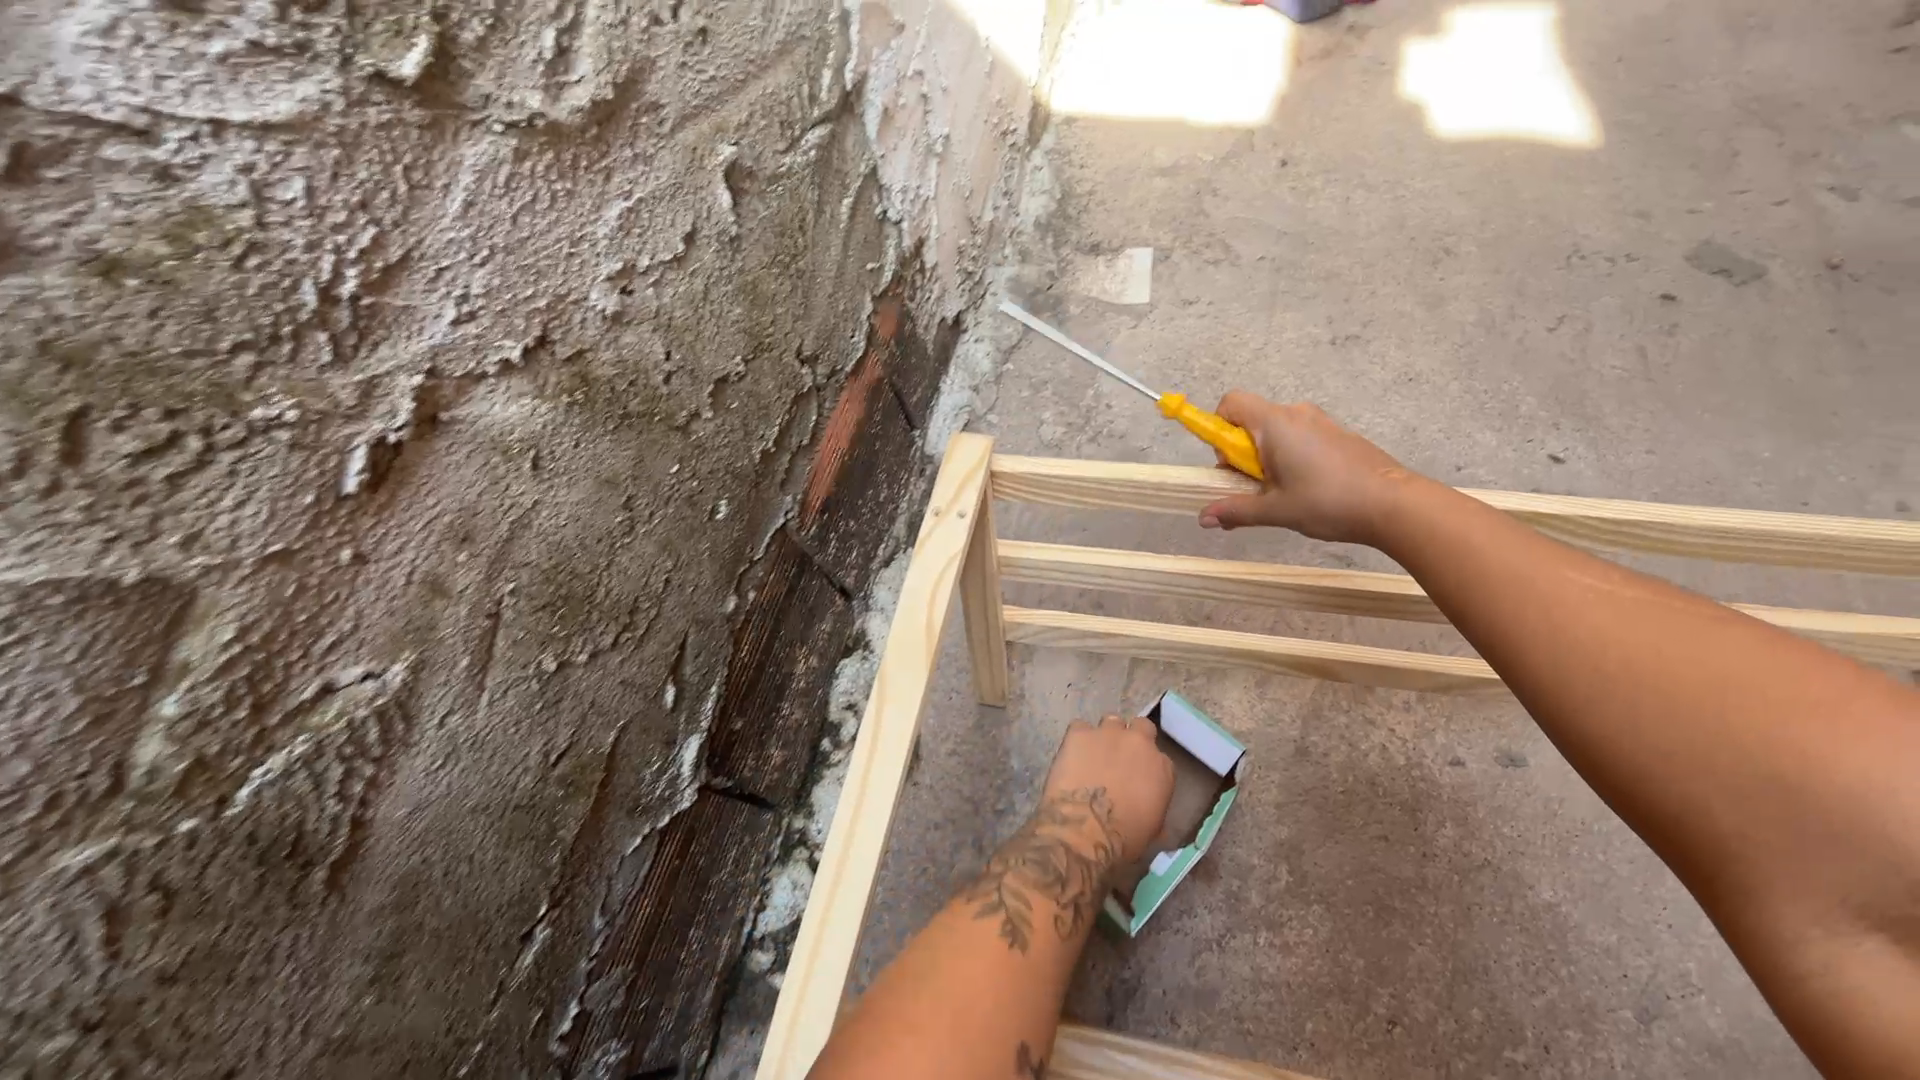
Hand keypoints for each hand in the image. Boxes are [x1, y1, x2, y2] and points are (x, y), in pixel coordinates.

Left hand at [1040, 715, 1173, 862]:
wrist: (1085, 831)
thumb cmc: (1124, 839)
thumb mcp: (1154, 829)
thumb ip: (1155, 806)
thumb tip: (1150, 807)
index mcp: (1162, 768)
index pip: (1159, 757)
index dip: (1146, 765)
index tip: (1137, 776)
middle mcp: (1139, 743)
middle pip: (1140, 727)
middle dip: (1131, 738)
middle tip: (1118, 757)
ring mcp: (1108, 734)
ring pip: (1111, 721)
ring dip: (1105, 735)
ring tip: (1093, 754)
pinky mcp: (1079, 734)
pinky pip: (1080, 727)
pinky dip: (1077, 739)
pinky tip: (1072, 755)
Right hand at [1198, 391, 1417, 545]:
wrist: (1394, 503)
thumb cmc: (1328, 502)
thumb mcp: (1275, 511)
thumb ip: (1236, 510)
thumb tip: (1203, 518)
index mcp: (1274, 424)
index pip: (1231, 403)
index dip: (1219, 429)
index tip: (1229, 464)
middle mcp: (1296, 413)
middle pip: (1252, 421)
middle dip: (1243, 453)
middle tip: (1255, 488)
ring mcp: (1321, 421)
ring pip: (1277, 432)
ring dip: (1268, 458)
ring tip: (1284, 493)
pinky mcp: (1339, 434)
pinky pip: (1301, 438)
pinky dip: (1292, 458)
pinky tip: (1310, 490)